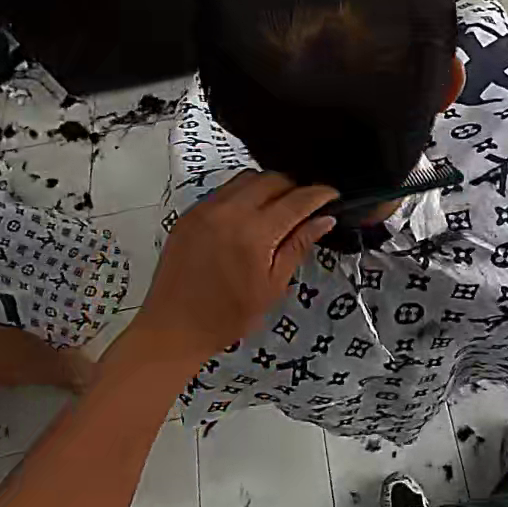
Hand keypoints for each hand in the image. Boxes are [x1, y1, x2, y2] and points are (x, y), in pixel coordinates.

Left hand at [109, 171, 335, 374]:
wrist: (174, 328)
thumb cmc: (229, 315)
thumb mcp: (273, 284)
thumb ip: (298, 245)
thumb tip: (324, 220)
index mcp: (254, 233)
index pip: (297, 200)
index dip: (320, 195)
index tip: (333, 196)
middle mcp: (229, 212)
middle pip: (272, 180)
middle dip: (295, 188)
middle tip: (307, 207)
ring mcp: (205, 210)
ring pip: (247, 178)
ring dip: (269, 186)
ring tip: (279, 209)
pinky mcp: (190, 214)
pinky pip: (224, 190)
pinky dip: (244, 194)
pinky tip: (251, 216)